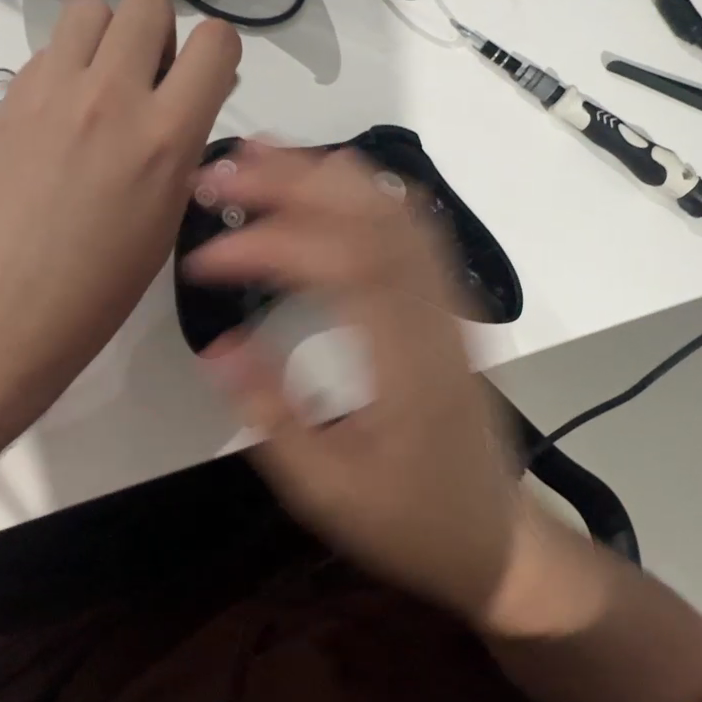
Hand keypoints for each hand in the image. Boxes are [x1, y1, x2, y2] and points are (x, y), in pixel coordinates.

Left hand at [0, 0, 241, 437]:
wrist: (7, 311)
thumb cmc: (100, 288)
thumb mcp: (165, 219)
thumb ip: (181, 148)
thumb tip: (188, 103)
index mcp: (164, 139)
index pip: (216, 41)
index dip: (217, 54)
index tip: (203, 81)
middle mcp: (110, 98)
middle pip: (148, 3)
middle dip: (159, 36)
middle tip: (148, 83)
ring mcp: (51, 93)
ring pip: (90, 9)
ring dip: (106, 37)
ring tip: (99, 87)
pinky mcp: (8, 101)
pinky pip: (47, 51)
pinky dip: (64, 68)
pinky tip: (57, 119)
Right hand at [183, 141, 530, 619]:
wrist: (496, 542)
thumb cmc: (410, 523)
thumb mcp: (326, 490)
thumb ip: (271, 415)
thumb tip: (217, 347)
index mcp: (406, 364)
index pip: (340, 265)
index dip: (267, 243)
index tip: (205, 258)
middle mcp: (436, 318)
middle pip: (374, 216)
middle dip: (292, 181)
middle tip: (222, 172)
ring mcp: (450, 309)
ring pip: (397, 212)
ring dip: (327, 176)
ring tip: (262, 160)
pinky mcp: (448, 310)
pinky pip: (411, 232)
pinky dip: (361, 196)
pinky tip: (322, 191)